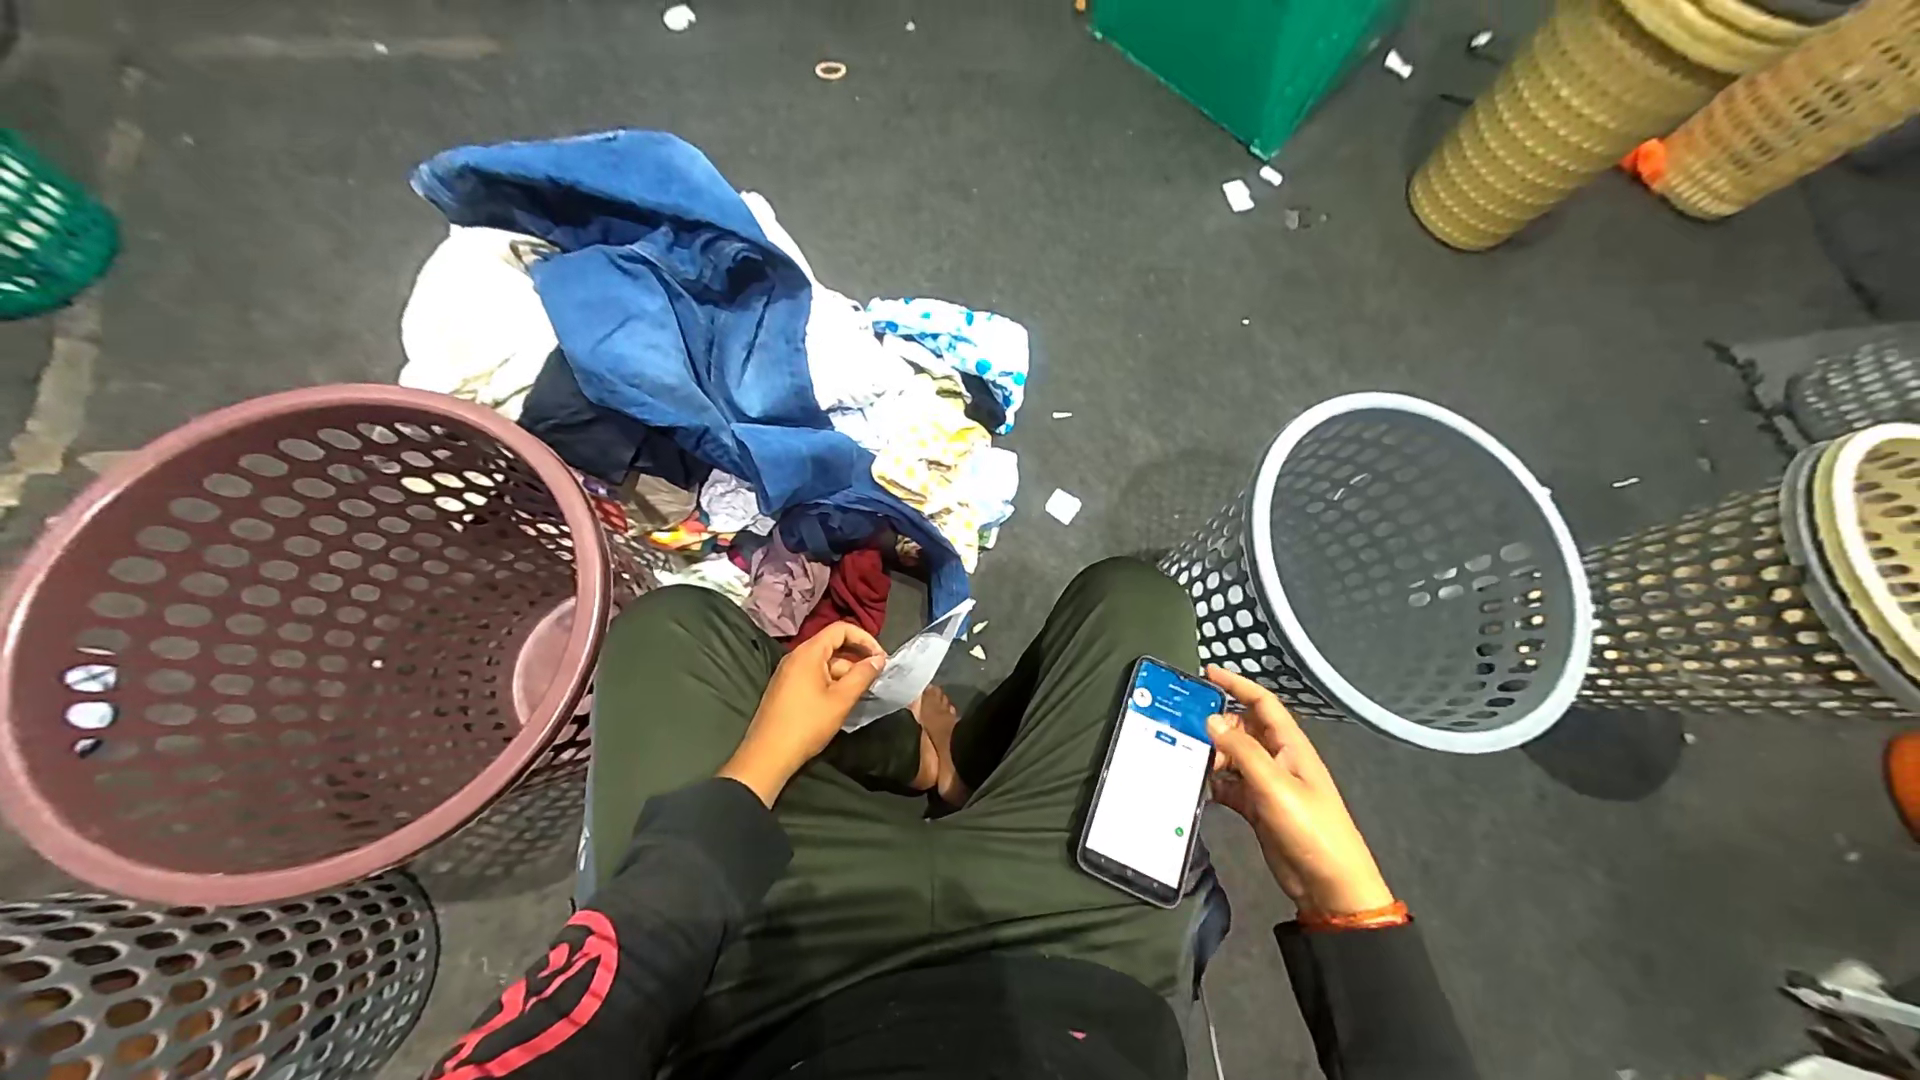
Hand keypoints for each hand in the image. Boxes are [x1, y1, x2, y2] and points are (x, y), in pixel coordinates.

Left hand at [718, 623, 886, 805]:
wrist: (767, 756)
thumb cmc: (807, 724)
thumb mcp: (841, 699)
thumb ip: (863, 675)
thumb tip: (878, 659)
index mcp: (808, 653)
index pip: (841, 629)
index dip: (865, 639)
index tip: (880, 658)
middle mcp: (796, 656)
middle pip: (833, 645)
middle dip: (857, 658)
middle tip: (875, 677)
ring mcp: (788, 672)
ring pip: (825, 663)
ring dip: (845, 673)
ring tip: (861, 693)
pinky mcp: (786, 688)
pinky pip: (814, 675)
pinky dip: (831, 682)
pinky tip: (841, 701)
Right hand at [1203, 665, 1394, 917]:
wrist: (1329, 885)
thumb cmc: (1311, 829)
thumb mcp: (1274, 785)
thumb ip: (1241, 750)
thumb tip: (1211, 719)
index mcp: (1290, 746)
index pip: (1262, 703)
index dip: (1237, 684)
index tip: (1208, 673)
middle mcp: (1277, 758)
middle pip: (1241, 728)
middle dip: (1216, 726)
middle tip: (1189, 730)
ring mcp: (1266, 782)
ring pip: (1232, 756)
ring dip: (1211, 755)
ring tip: (1190, 760)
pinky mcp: (1256, 806)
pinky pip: (1228, 784)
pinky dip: (1213, 783)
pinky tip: (1197, 786)